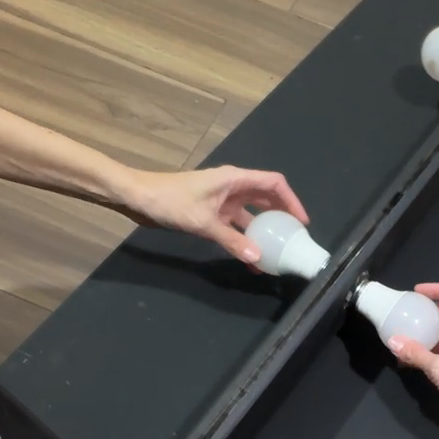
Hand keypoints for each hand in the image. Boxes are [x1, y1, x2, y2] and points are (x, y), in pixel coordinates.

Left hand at [112, 165, 307, 264]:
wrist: (137, 198)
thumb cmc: (170, 201)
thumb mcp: (203, 222)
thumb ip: (232, 240)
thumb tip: (257, 259)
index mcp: (234, 179)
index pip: (273, 183)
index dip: (292, 200)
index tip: (301, 222)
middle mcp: (232, 187)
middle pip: (267, 198)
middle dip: (282, 216)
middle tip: (294, 237)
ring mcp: (222, 200)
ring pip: (252, 214)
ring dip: (264, 230)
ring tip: (276, 250)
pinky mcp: (212, 213)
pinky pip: (236, 227)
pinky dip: (245, 240)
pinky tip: (250, 259)